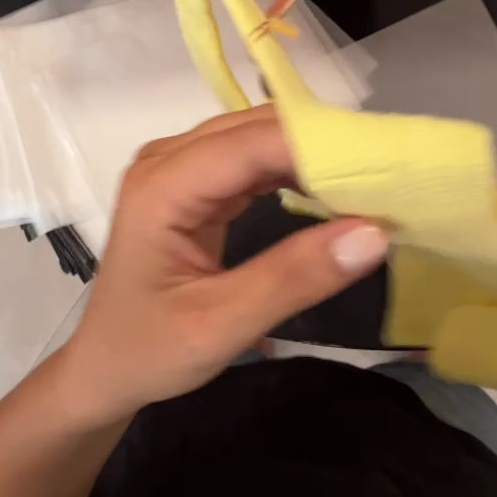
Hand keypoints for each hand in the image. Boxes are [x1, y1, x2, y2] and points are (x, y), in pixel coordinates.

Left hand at [57, 106, 390, 420]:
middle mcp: (167, 160)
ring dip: (312, 156)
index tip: (388, 167)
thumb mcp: (220, 325)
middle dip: (323, 147)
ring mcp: (177, 168)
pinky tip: (332, 192)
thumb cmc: (149, 351)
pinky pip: (251, 159)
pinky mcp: (193, 183)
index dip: (320, 147)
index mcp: (161, 187)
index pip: (250, 144)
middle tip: (392, 178)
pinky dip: (294, 170)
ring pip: (256, 138)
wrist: (104, 367)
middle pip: (254, 129)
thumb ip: (293, 278)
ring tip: (373, 185)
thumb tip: (375, 233)